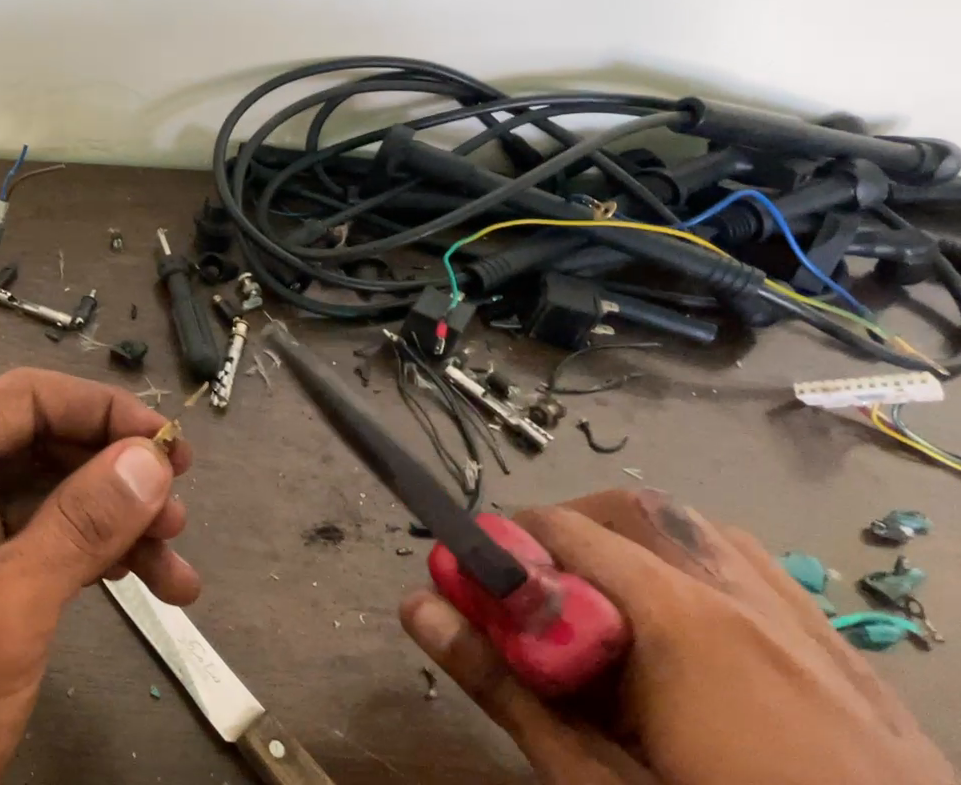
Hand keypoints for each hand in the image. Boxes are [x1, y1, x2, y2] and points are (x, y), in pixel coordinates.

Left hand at [0, 368, 197, 784]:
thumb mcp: (4, 610)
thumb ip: (78, 526)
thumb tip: (148, 458)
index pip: (22, 401)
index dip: (100, 411)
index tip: (169, 445)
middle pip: (38, 446)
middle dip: (113, 473)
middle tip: (180, 508)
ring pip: (45, 500)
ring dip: (113, 523)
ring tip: (178, 564)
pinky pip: (35, 547)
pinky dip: (89, 560)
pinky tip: (147, 585)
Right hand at [401, 488, 954, 783]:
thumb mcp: (597, 781)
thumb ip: (505, 685)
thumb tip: (416, 605)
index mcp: (682, 623)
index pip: (566, 532)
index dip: (505, 542)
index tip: (472, 581)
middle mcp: (748, 603)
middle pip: (636, 511)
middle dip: (568, 531)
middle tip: (531, 595)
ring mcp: (810, 630)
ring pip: (703, 534)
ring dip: (636, 547)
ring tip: (605, 610)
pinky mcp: (853, 666)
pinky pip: (765, 576)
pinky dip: (703, 574)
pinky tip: (689, 636)